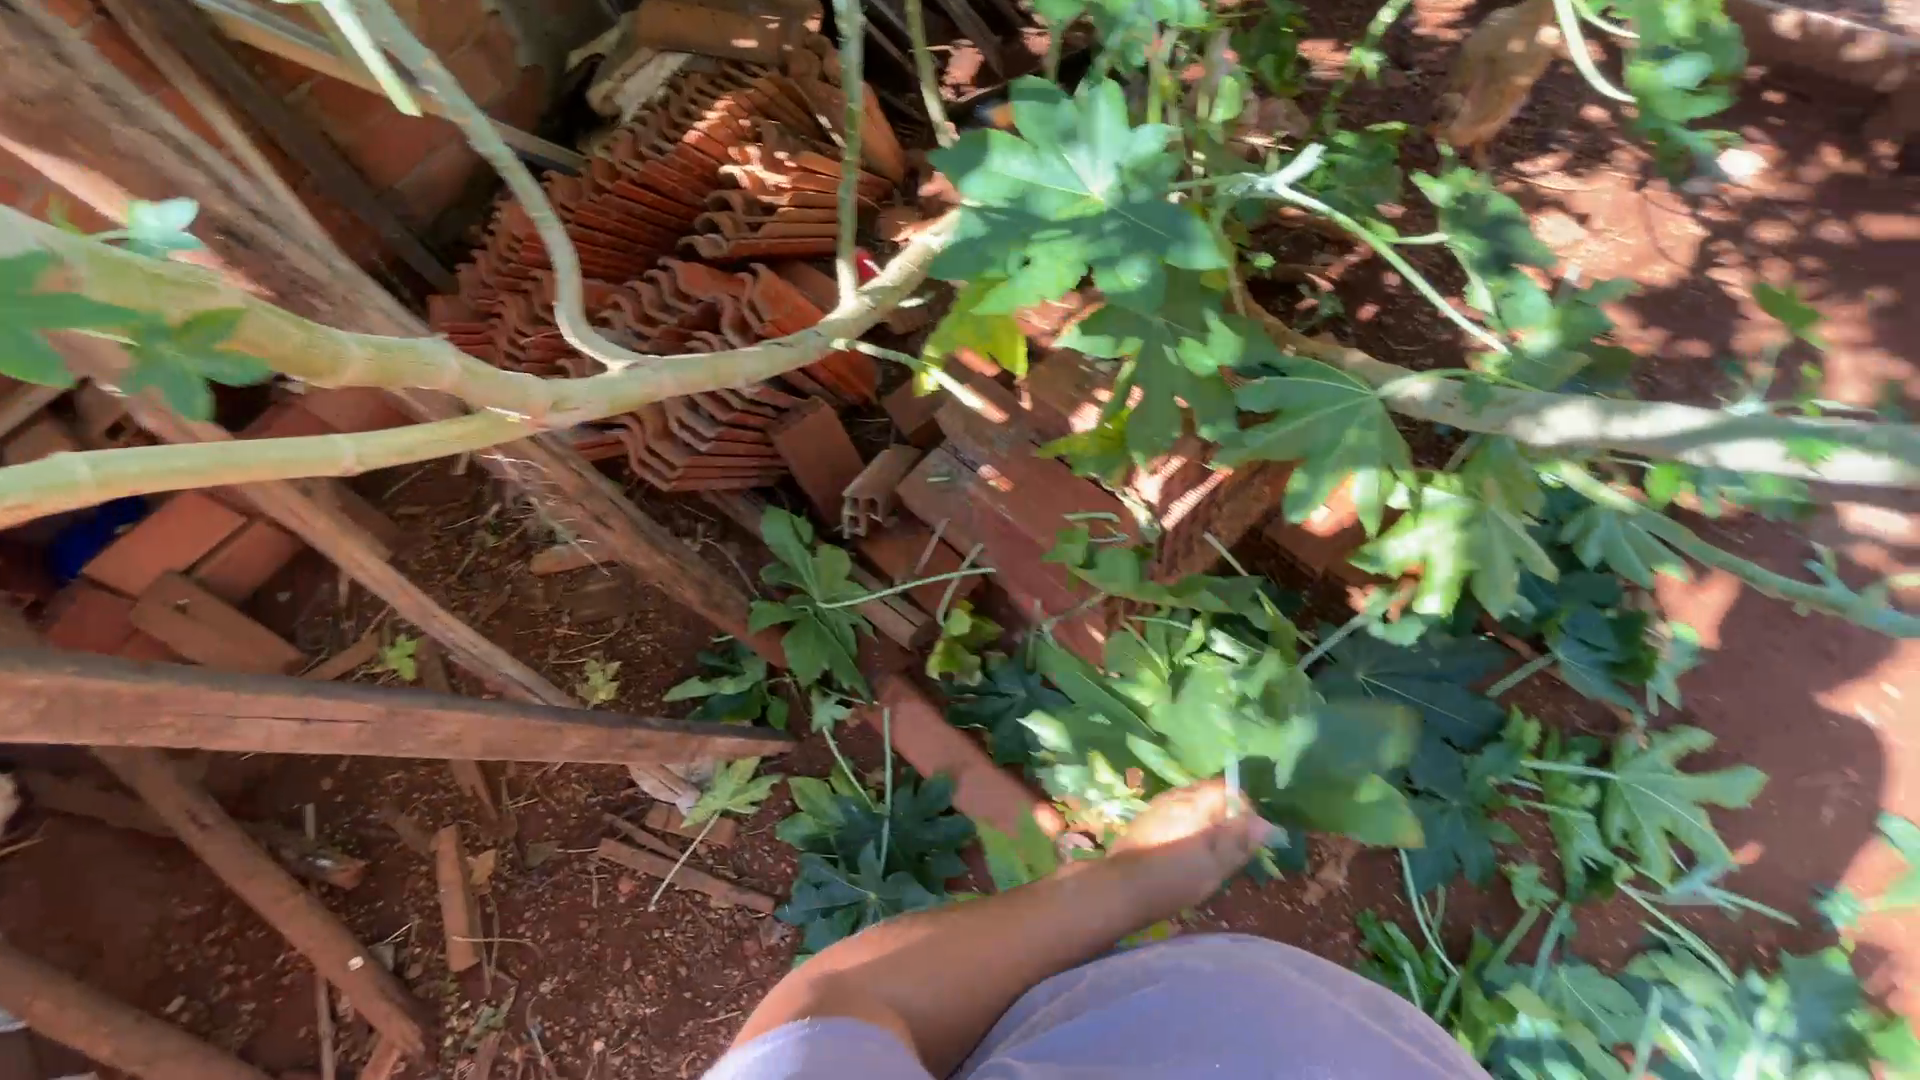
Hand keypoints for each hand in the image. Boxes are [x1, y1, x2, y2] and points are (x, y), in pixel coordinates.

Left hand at [1103, 778, 1272, 918]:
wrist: (1122, 887)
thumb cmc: (1175, 875)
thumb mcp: (1216, 863)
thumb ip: (1240, 840)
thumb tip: (1265, 823)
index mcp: (1196, 800)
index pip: (1229, 788)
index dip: (1245, 809)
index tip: (1249, 836)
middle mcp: (1176, 795)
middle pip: (1209, 794)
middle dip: (1225, 815)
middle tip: (1232, 847)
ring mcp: (1157, 806)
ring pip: (1191, 804)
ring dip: (1205, 821)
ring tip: (1210, 853)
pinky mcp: (1145, 820)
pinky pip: (1175, 815)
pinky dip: (1186, 827)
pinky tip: (1185, 851)